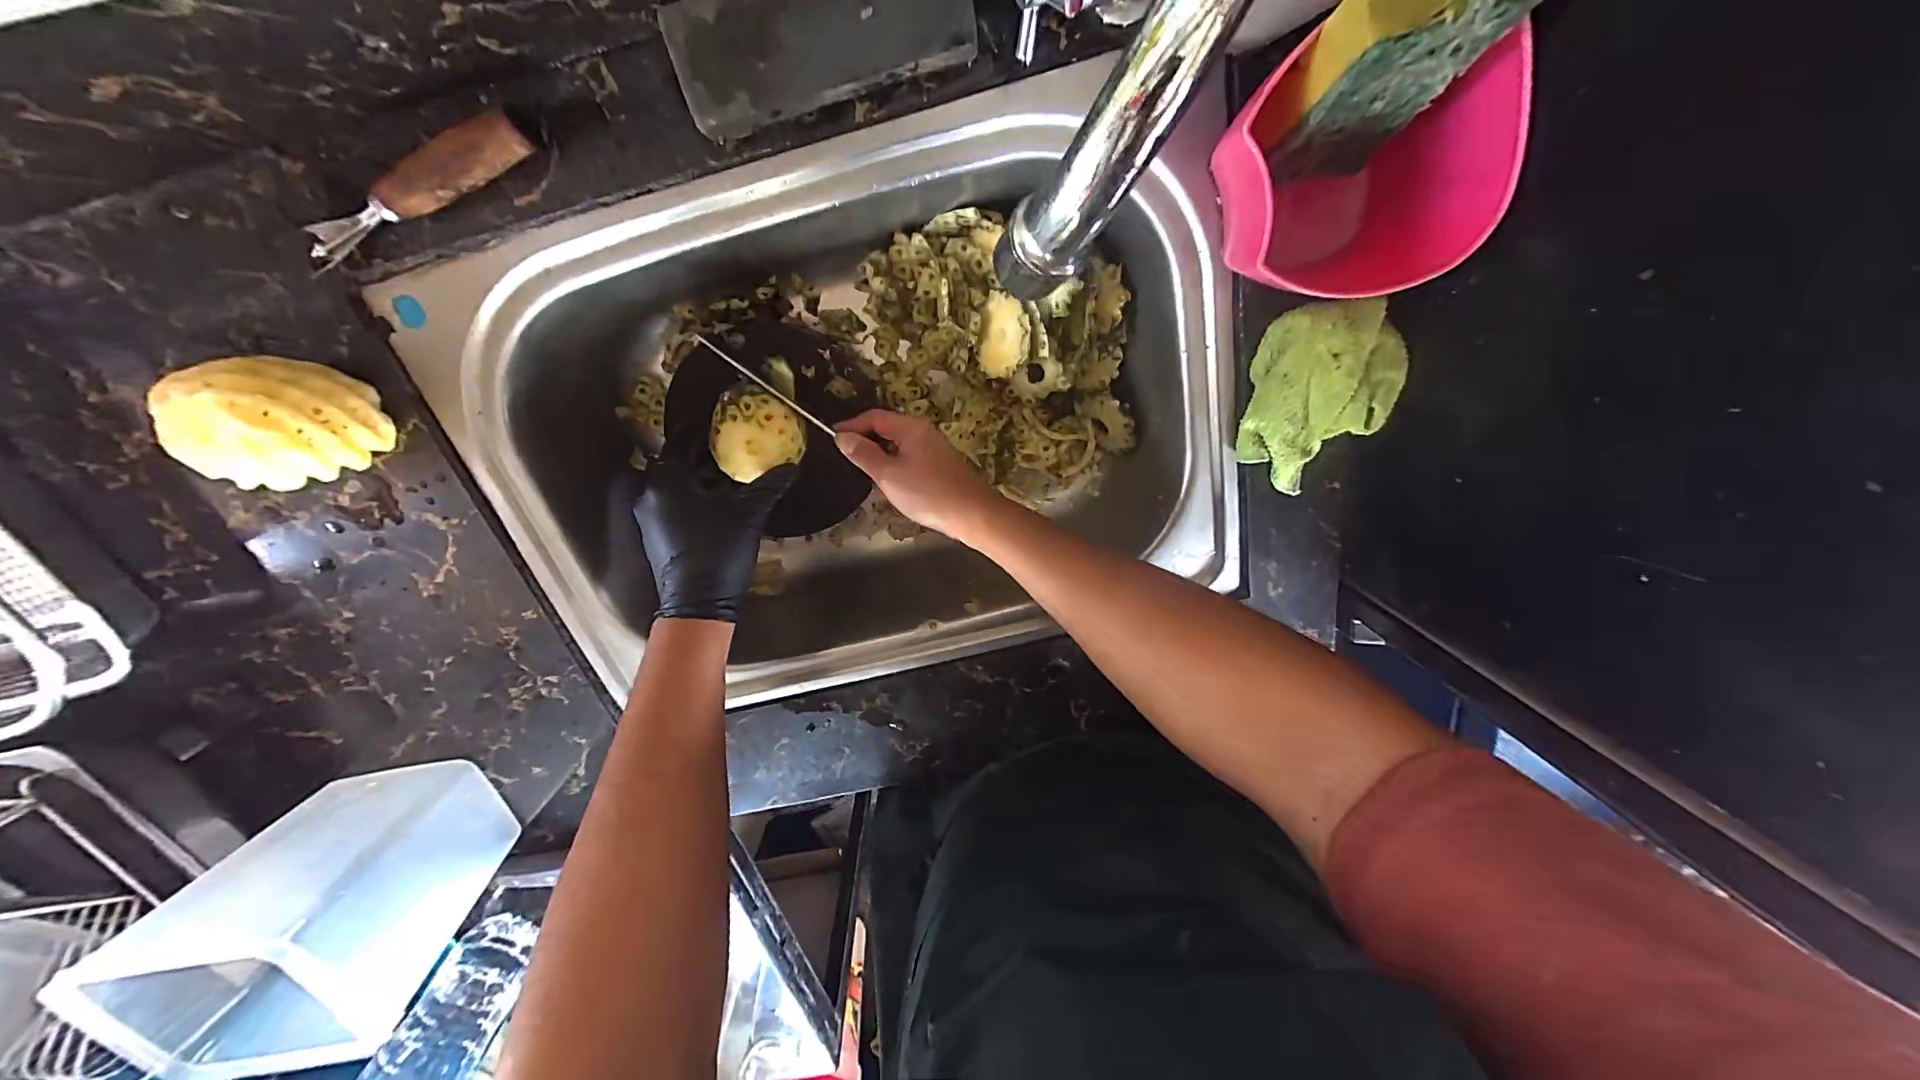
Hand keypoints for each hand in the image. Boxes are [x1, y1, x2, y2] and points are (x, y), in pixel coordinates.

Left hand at [632, 433, 795, 621]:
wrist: (698, 601)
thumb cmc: (719, 549)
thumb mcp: (749, 512)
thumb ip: (769, 484)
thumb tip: (790, 466)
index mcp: (666, 479)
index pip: (682, 439)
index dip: (702, 427)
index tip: (719, 419)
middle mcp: (650, 492)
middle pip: (677, 461)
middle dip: (703, 453)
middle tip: (730, 445)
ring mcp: (649, 515)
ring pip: (676, 483)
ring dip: (700, 476)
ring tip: (729, 472)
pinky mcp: (656, 533)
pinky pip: (674, 502)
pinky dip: (694, 495)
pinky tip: (719, 500)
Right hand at [834, 410, 1005, 545]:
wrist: (971, 514)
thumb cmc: (928, 494)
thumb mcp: (888, 475)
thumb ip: (864, 454)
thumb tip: (843, 437)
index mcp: (911, 428)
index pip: (874, 416)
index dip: (851, 425)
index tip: (832, 436)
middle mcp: (923, 432)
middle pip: (886, 428)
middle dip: (864, 439)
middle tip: (845, 456)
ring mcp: (933, 449)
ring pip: (897, 445)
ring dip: (879, 455)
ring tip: (862, 472)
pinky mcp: (938, 466)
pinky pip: (908, 458)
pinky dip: (893, 465)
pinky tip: (888, 483)